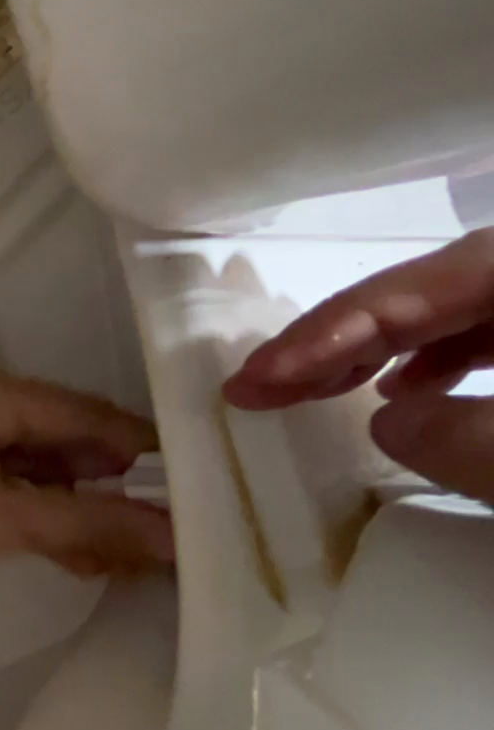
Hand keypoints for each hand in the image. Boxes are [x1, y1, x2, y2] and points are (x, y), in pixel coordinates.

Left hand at [0, 360, 172, 586]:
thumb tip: (179, 538)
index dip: (135, 451)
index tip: (200, 487)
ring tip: (128, 553)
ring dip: (72, 506)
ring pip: (28, 463)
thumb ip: (90, 523)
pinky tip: (77, 551)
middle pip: (52, 435)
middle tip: (167, 532)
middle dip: (105, 486)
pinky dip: (33, 511)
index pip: (72, 410)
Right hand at [224, 229, 493, 500]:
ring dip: (380, 344)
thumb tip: (392, 420)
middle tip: (257, 385)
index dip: (331, 329)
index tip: (257, 377)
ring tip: (315, 386)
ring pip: (464, 308)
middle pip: (433, 289)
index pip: (422, 288)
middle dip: (337, 337)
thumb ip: (476, 441)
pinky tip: (409, 389)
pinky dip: (443, 356)